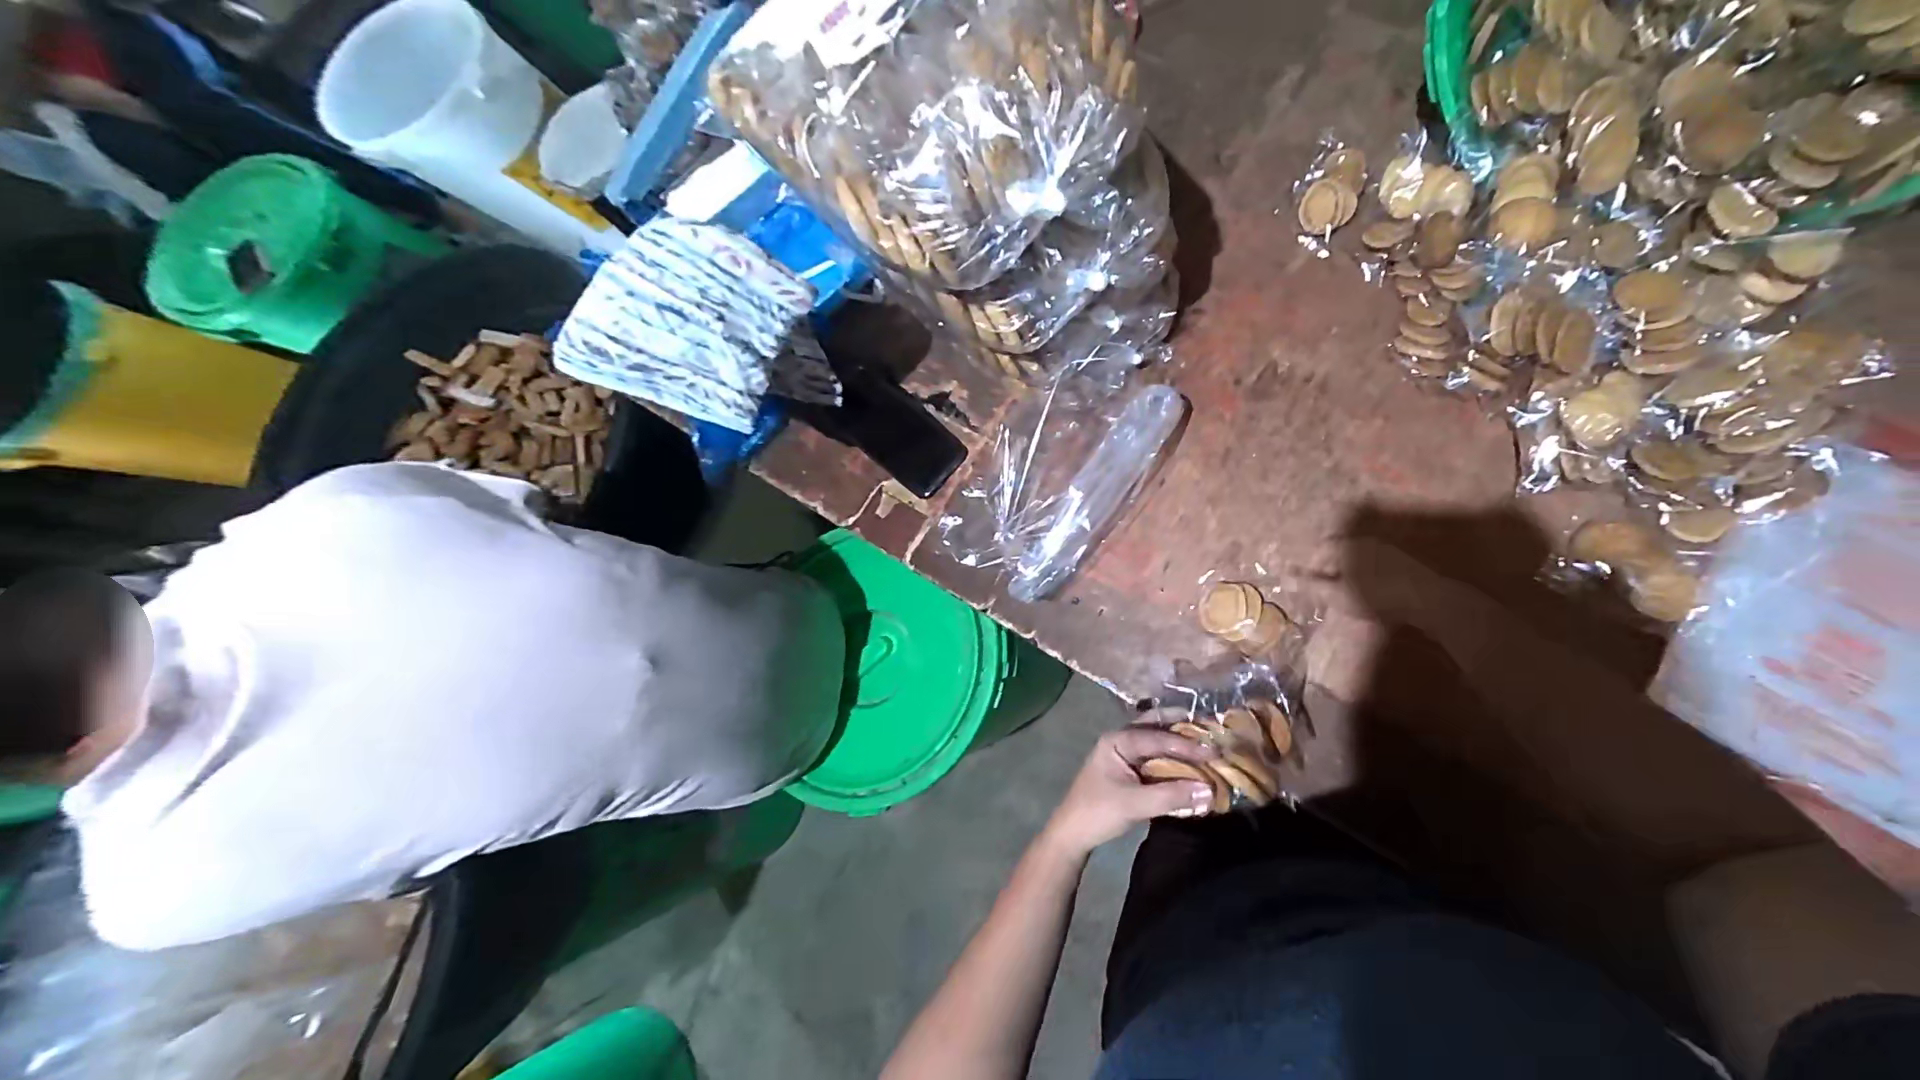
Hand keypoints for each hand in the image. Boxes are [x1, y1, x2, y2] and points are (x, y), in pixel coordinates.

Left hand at [1041, 725, 1217, 857]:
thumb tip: (1209, 791)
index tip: (1215, 751)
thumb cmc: (1098, 813)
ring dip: (1180, 744)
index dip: (1187, 744)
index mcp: (1117, 740)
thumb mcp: (1134, 804)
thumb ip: (1170, 796)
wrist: (1073, 834)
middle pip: (1156, 727)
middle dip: (1183, 729)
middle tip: (1213, 731)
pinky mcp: (1130, 770)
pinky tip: (1193, 765)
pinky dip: (1174, 759)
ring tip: (1209, 745)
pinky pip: (1156, 758)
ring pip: (1157, 742)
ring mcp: (1125, 754)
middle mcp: (1121, 740)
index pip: (1157, 737)